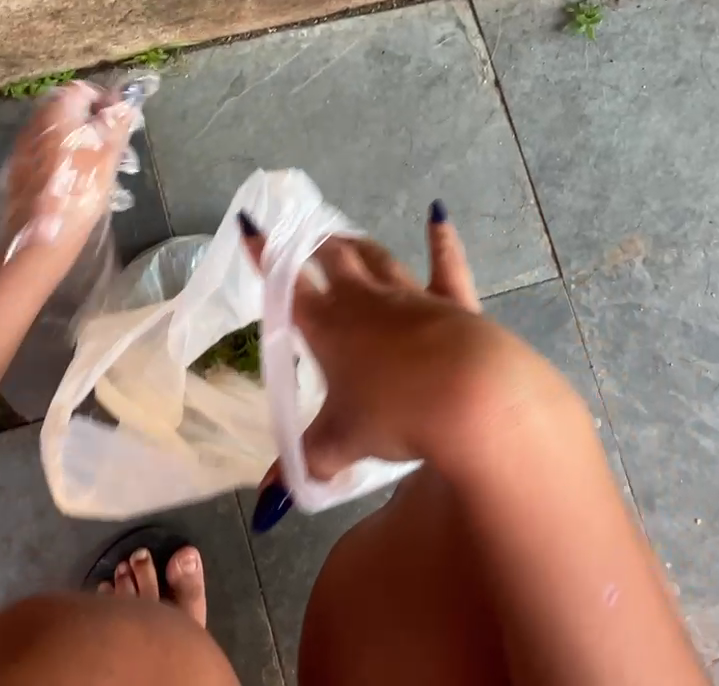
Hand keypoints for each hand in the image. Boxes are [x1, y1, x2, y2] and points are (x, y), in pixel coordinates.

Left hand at [0, 81, 137, 276]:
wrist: (43, 233)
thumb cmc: (81, 187)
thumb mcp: (109, 152)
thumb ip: (117, 120)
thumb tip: (125, 99)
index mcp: (57, 111)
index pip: (83, 90)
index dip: (106, 103)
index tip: (123, 124)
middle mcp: (35, 123)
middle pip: (71, 114)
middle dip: (97, 129)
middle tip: (119, 152)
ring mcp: (24, 148)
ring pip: (61, 137)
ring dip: (85, 148)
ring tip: (107, 174)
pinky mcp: (20, 172)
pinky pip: (49, 157)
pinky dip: (68, 164)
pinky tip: (83, 186)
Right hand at [240, 207, 586, 479]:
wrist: (469, 398)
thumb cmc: (394, 416)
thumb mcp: (338, 446)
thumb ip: (302, 467)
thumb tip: (268, 506)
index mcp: (327, 326)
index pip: (286, 284)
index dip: (265, 256)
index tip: (250, 226)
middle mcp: (363, 300)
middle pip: (330, 258)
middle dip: (311, 245)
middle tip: (302, 237)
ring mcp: (409, 295)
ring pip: (376, 257)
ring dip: (355, 243)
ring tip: (341, 235)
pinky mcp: (453, 300)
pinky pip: (445, 263)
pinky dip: (441, 238)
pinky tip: (439, 213)